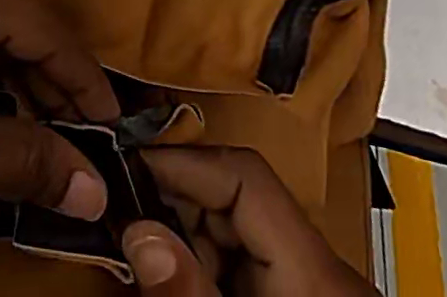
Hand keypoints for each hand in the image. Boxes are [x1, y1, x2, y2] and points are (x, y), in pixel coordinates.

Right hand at [119, 147, 380, 296]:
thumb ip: (188, 296)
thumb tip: (142, 235)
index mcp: (315, 276)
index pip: (244, 176)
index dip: (184, 162)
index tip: (132, 167)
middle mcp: (320, 272)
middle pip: (236, 198)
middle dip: (176, 205)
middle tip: (126, 222)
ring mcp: (313, 290)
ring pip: (235, 230)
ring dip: (185, 238)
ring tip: (145, 262)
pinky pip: (245, 264)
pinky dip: (206, 268)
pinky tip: (178, 285)